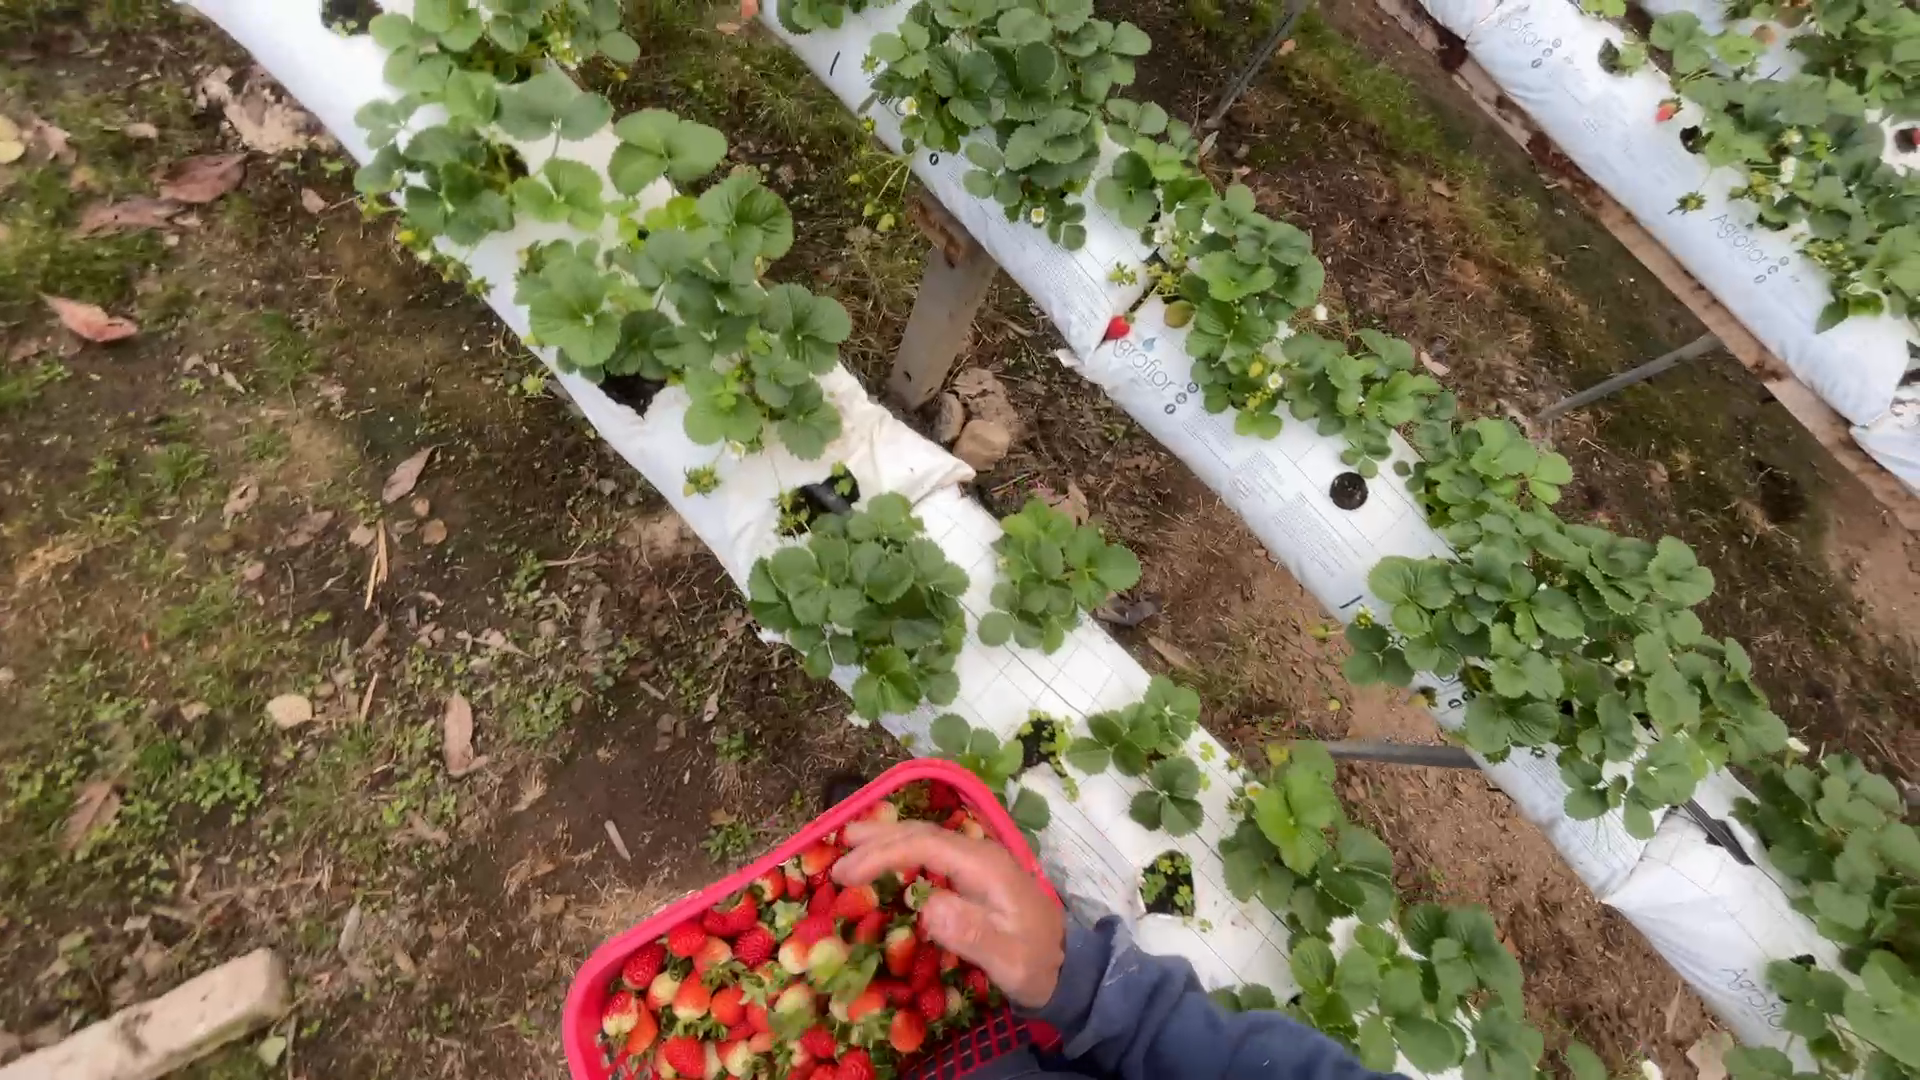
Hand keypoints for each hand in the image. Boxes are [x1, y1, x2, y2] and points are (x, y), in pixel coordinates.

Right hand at [833, 820, 1065, 1008]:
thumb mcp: (1009, 959)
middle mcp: (979, 852)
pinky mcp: (974, 869)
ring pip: (926, 834)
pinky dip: (902, 846)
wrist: (1069, 963)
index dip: (883, 853)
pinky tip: (885, 853)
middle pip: (922, 832)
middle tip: (837, 853)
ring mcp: (977, 858)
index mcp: (984, 865)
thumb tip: (928, 907)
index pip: (926, 844)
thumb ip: (972, 933)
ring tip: (849, 839)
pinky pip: (931, 847)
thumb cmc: (1036, 962)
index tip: (847, 873)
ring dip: (887, 836)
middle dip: (878, 838)